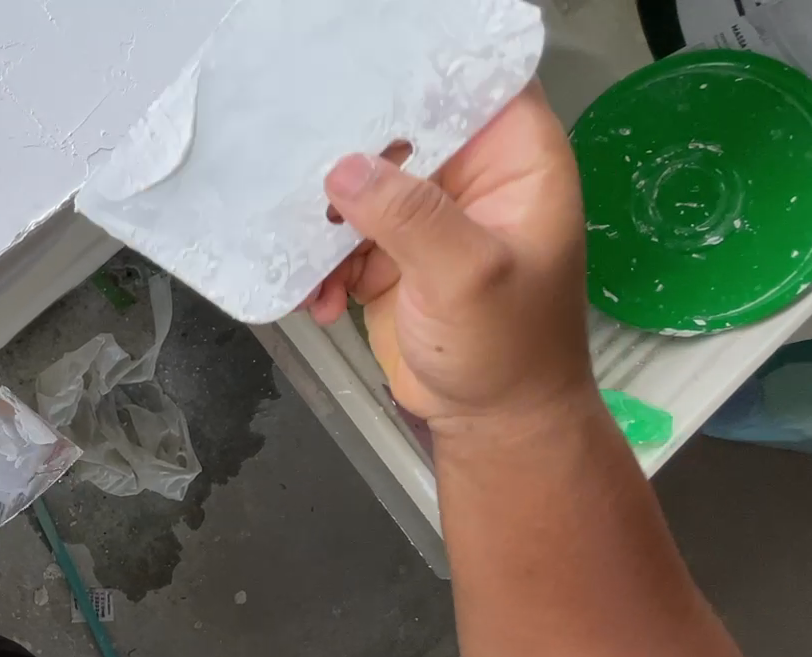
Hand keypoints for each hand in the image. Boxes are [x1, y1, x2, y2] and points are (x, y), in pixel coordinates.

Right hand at [304, 82, 594, 425]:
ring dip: (325, 238)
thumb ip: (408, 218)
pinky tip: (323, 304)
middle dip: (348, 170)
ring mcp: (424, 227)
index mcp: (511, 166)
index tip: (349, 94)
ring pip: (359, 202)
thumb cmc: (504, 346)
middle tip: (300, 186)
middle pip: (398, 145)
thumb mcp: (464, 275)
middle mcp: (466, 186)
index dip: (417, 86)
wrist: (487, 415)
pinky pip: (341, 250)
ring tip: (315, 276)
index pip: (470, 92)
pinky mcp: (389, 264)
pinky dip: (322, 275)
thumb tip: (344, 171)